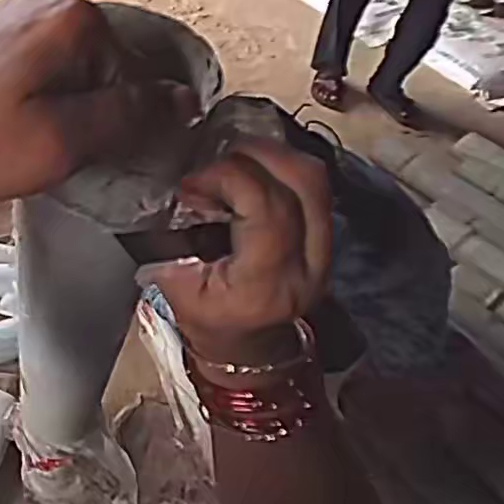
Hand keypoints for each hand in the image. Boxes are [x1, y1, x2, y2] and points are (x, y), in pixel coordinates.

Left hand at [0, 0, 196, 213]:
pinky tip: (21, 118)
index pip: (138, 70)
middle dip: (99, 104)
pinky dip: (49, 88)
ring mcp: (18, 11)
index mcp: (71, 17)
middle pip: (109, 60)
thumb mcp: (64, 141)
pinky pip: (48, 57)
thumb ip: (131, 115)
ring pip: (79, 61)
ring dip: (74, 99)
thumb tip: (181, 99)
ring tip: (38, 133)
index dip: (127, 117)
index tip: (100, 148)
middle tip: (65, 144)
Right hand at [147, 139, 332, 364]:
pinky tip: (251, 169)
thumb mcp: (178, 291)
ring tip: (233, 160)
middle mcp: (308, 265)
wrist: (252, 348)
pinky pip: (313, 184)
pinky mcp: (328, 236)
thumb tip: (180, 191)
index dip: (225, 177)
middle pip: (302, 182)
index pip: (265, 206)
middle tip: (217, 160)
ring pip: (314, 177)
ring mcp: (326, 250)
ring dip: (271, 155)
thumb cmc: (208, 321)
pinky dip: (281, 165)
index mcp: (267, 284)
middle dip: (254, 155)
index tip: (190, 184)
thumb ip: (176, 243)